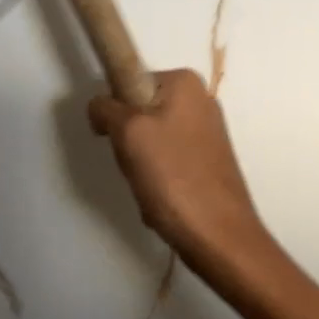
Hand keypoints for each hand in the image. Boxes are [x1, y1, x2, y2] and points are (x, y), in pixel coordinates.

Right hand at [90, 69, 268, 260]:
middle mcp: (199, 100)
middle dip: (127, 141)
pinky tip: (160, 199)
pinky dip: (155, 179)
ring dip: (138, 164)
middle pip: (137, 111)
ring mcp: (205, 132)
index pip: (127, 80)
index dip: (114, 109)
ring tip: (148, 186)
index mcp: (184, 82)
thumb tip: (99, 107)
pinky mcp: (206, 162)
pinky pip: (164, 161)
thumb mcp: (128, 131)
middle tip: (134, 164)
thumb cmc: (173, 177)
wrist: (219, 238)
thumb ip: (105, 108)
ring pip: (148, 139)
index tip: (117, 136)